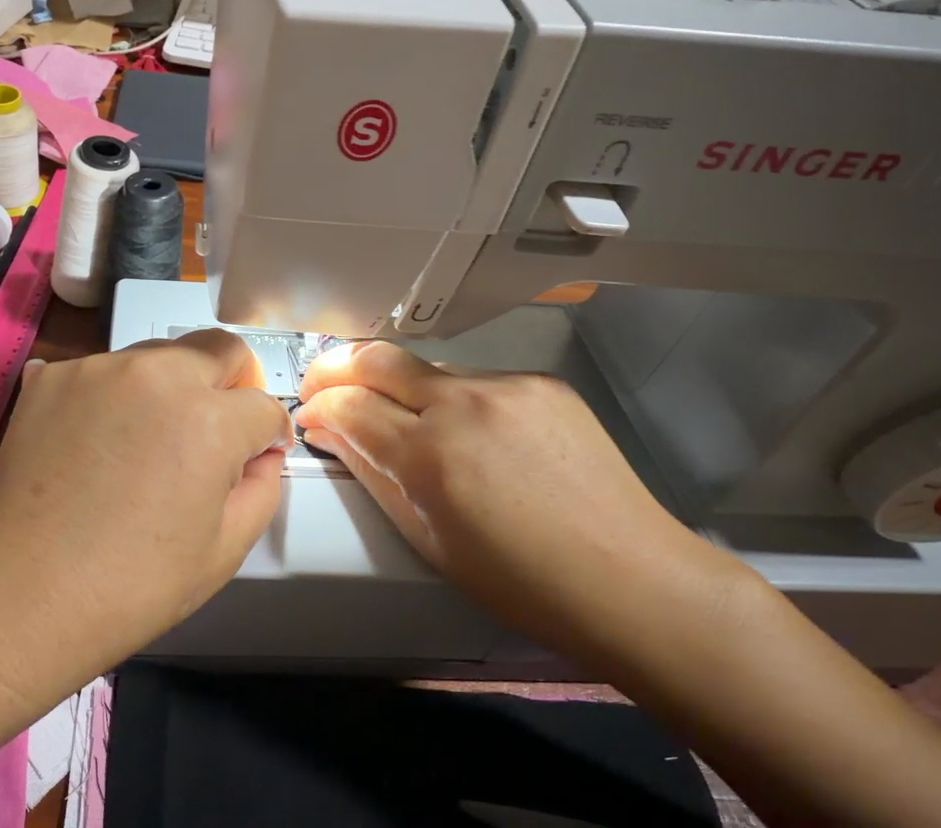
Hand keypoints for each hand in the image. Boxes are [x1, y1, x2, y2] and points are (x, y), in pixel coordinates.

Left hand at [0, 328, 290, 691]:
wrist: (18, 595)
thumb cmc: (130, 587)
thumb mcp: (223, 551)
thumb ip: (261, 486)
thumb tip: (260, 452)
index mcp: (208, 420)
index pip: (263, 405)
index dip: (269, 434)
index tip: (258, 453)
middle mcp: (156, 375)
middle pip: (217, 349)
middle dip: (230, 384)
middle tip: (213, 433)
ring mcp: (98, 370)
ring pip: (158, 356)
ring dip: (171, 387)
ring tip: (146, 444)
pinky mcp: (52, 376)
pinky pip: (104, 372)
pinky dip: (116, 398)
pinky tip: (98, 445)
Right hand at [294, 340, 744, 658]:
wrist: (630, 579)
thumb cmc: (520, 582)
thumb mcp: (428, 538)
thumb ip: (372, 473)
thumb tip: (331, 432)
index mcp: (430, 454)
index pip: (348, 404)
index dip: (318, 407)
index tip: (310, 418)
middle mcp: (465, 403)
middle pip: (378, 358)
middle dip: (338, 367)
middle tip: (324, 387)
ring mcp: (509, 385)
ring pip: (428, 368)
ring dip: (401, 387)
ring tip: (404, 422)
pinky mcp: (543, 382)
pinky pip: (478, 379)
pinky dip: (455, 399)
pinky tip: (470, 434)